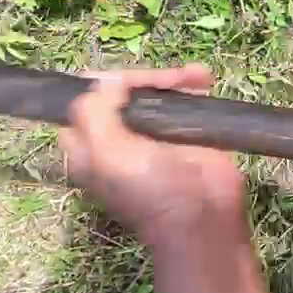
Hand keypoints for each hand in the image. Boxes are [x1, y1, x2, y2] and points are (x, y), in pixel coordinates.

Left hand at [61, 66, 244, 241]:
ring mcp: (155, 134)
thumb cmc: (149, 189)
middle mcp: (120, 137)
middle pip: (124, 92)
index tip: (129, 81)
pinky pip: (185, 100)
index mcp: (91, 146)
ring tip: (198, 77)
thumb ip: (95, 114)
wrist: (203, 214)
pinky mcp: (187, 132)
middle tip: (171, 80)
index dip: (104, 84)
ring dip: (173, 78)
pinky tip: (205, 80)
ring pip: (155, 92)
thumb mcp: (107, 155)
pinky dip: (193, 85)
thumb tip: (108, 82)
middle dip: (147, 79)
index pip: (87, 101)